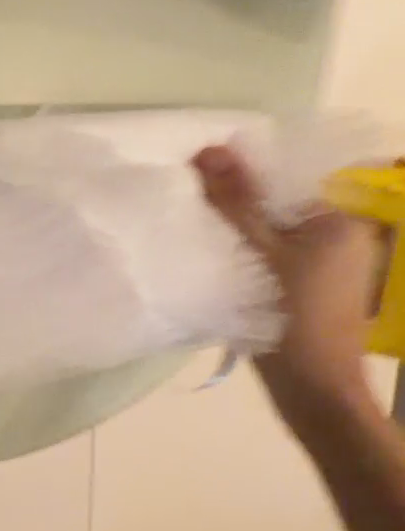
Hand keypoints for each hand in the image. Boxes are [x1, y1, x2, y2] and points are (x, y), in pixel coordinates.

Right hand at [192, 145, 383, 421]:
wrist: (311, 382)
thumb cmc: (293, 311)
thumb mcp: (259, 250)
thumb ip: (235, 200)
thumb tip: (210, 148)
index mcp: (342, 219)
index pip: (295, 171)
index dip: (249, 162)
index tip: (204, 160)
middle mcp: (342, 232)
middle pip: (281, 195)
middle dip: (237, 189)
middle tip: (187, 182)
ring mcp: (324, 257)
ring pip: (271, 220)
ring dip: (233, 216)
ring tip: (189, 210)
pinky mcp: (303, 276)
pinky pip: (267, 242)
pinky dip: (239, 239)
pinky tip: (207, 242)